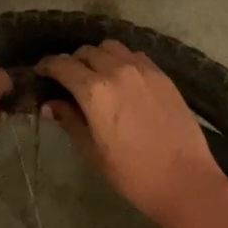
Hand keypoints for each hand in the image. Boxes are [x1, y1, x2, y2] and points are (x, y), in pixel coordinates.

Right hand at [36, 40, 227, 226]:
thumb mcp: (94, 153)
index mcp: (95, 91)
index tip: (40, 72)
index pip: (63, 65)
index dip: (47, 66)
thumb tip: (50, 104)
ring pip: (111, 47)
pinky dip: (121, 59)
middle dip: (72, 62)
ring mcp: (142, 69)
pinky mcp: (161, 74)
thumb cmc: (134, 175)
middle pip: (86, 51)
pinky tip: (123, 77)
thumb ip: (70, 121)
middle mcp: (117, 70)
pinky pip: (134, 54)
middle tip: (68, 79)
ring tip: (96, 74)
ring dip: (97, 56)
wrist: (186, 181)